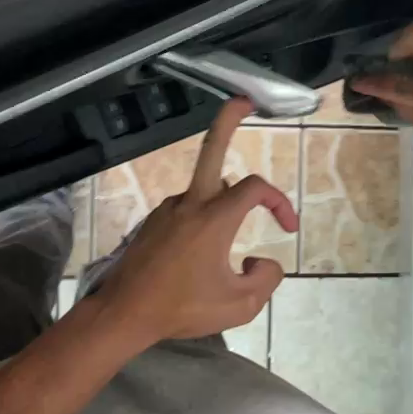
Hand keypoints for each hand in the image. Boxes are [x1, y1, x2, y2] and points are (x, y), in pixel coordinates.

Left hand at [88, 98, 298, 342]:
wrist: (124, 312)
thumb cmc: (182, 308)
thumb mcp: (240, 305)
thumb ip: (265, 279)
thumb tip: (263, 261)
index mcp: (213, 218)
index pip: (256, 188)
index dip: (280, 200)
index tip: (288, 227)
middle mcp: (189, 204)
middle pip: (212, 149)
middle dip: (228, 121)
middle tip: (243, 101)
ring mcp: (167, 210)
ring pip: (203, 190)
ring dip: (224, 195)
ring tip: (240, 215)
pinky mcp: (153, 223)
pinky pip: (187, 211)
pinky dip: (203, 218)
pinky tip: (203, 250)